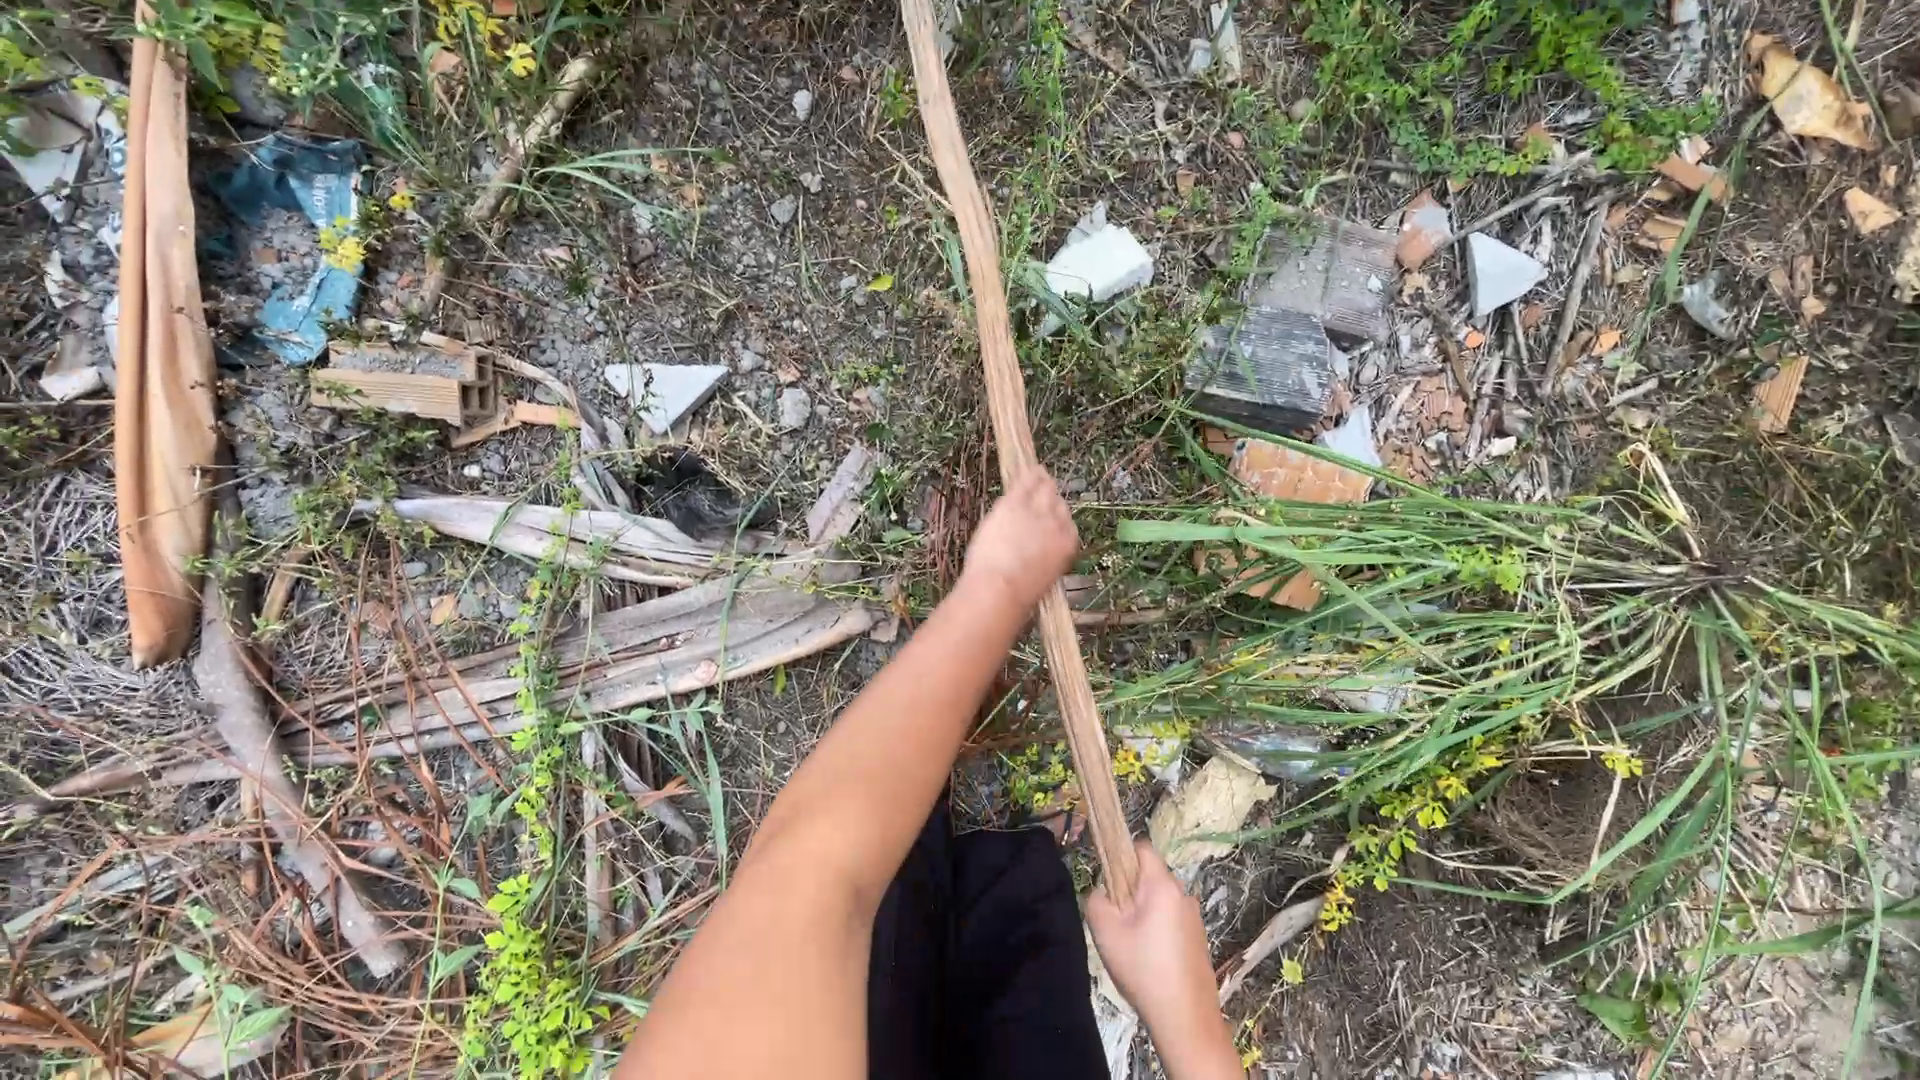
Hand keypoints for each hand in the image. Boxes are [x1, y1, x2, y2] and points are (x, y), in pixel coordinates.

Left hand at [960, 468, 1078, 609]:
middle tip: (1045, 494)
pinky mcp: (1014, 503)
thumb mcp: (1043, 578)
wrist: (1000, 587)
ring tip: (1040, 475)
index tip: (1051, 519)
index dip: (1058, 519)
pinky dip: (1029, 476)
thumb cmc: (1018, 593)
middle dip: (1051, 499)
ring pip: (1044, 490)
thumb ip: (1045, 560)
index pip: (1067, 524)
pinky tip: (1030, 470)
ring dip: (1042, 483)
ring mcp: (1035, 511)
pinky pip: (1026, 484)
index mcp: (1067, 545)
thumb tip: (1039, 556)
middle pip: (1058, 504)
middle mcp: (1056, 523)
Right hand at [1086, 842, 1241, 1079]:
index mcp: (1163, 885)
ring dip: (1143, 913)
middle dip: (1129, 891)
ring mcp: (1194, 918)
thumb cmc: (1143, 969)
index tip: (1108, 881)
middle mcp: (1183, 894)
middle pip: (1149, 876)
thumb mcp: (1105, 931)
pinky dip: (1157, 931)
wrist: (1186, 1019)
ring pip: (1159, 901)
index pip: (1141, 848)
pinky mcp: (1198, 939)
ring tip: (1131, 945)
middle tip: (1116, 921)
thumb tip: (1103, 891)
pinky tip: (1149, 961)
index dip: (1120, 856)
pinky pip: (1170, 921)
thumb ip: (1096, 899)